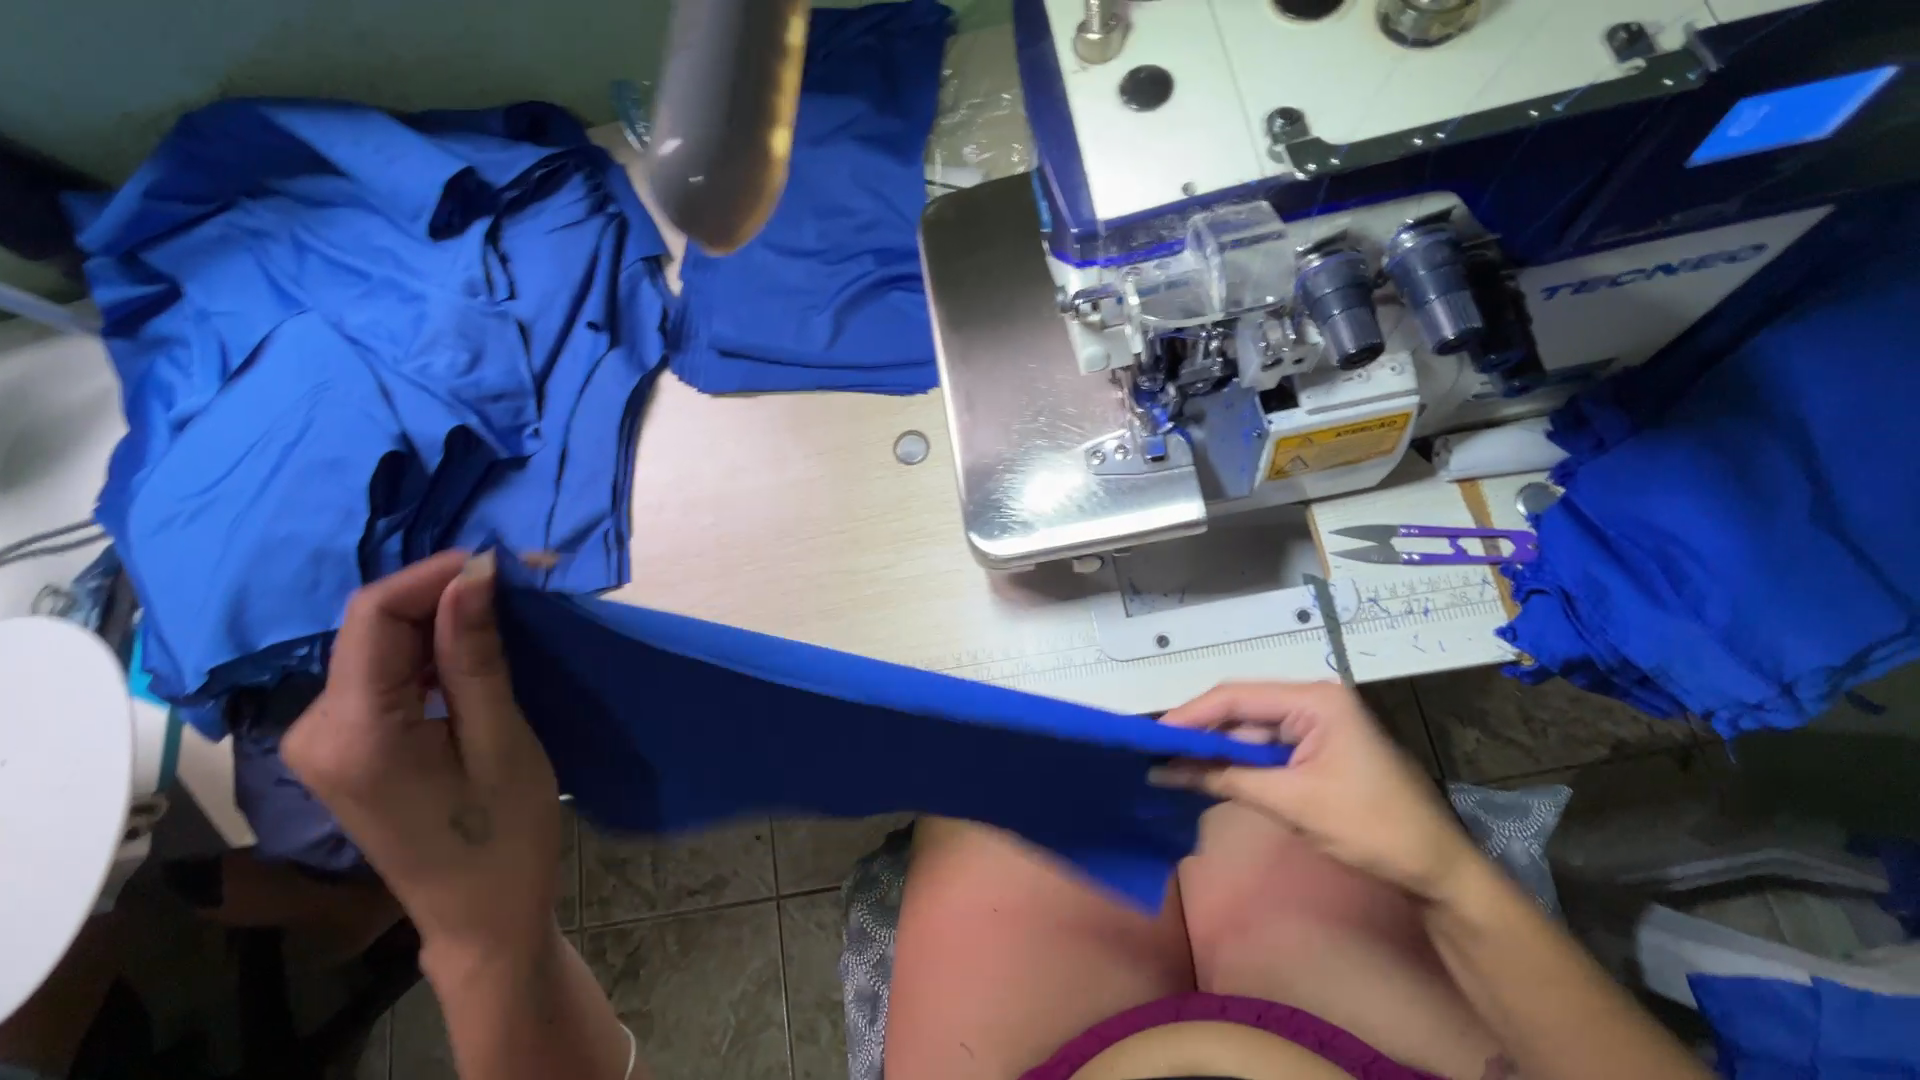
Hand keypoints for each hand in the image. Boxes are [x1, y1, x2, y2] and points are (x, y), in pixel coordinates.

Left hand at [283, 550, 561, 963]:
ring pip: (378, 650)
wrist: (481, 915)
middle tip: (513, 584)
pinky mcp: (342, 749)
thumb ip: (474, 656)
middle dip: (440, 598)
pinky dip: (425, 657)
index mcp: (352, 732)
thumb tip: (471, 575)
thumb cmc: (503, 835)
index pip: (374, 616)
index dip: (433, 575)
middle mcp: (315, 729)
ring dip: (436, 626)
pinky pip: (380, 679)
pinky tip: (469, 656)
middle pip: (372, 630)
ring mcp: (321, 741)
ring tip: (501, 615)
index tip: (498, 562)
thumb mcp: (500, 741)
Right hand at [1155, 681, 1480, 901]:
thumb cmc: (1370, 827)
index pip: (1235, 697)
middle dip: (1199, 732)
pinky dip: (1237, 764)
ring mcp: (1316, 726)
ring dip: (1214, 750)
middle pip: (1240, 710)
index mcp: (1315, 700)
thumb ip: (1224, 779)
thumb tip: (1163, 772)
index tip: (1150, 736)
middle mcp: (1313, 702)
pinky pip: (1266, 750)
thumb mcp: (1291, 802)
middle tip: (1153, 752)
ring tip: (1168, 764)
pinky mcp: (1317, 750)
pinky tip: (1205, 775)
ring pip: (1250, 731)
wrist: (1437, 869)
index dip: (1189, 715)